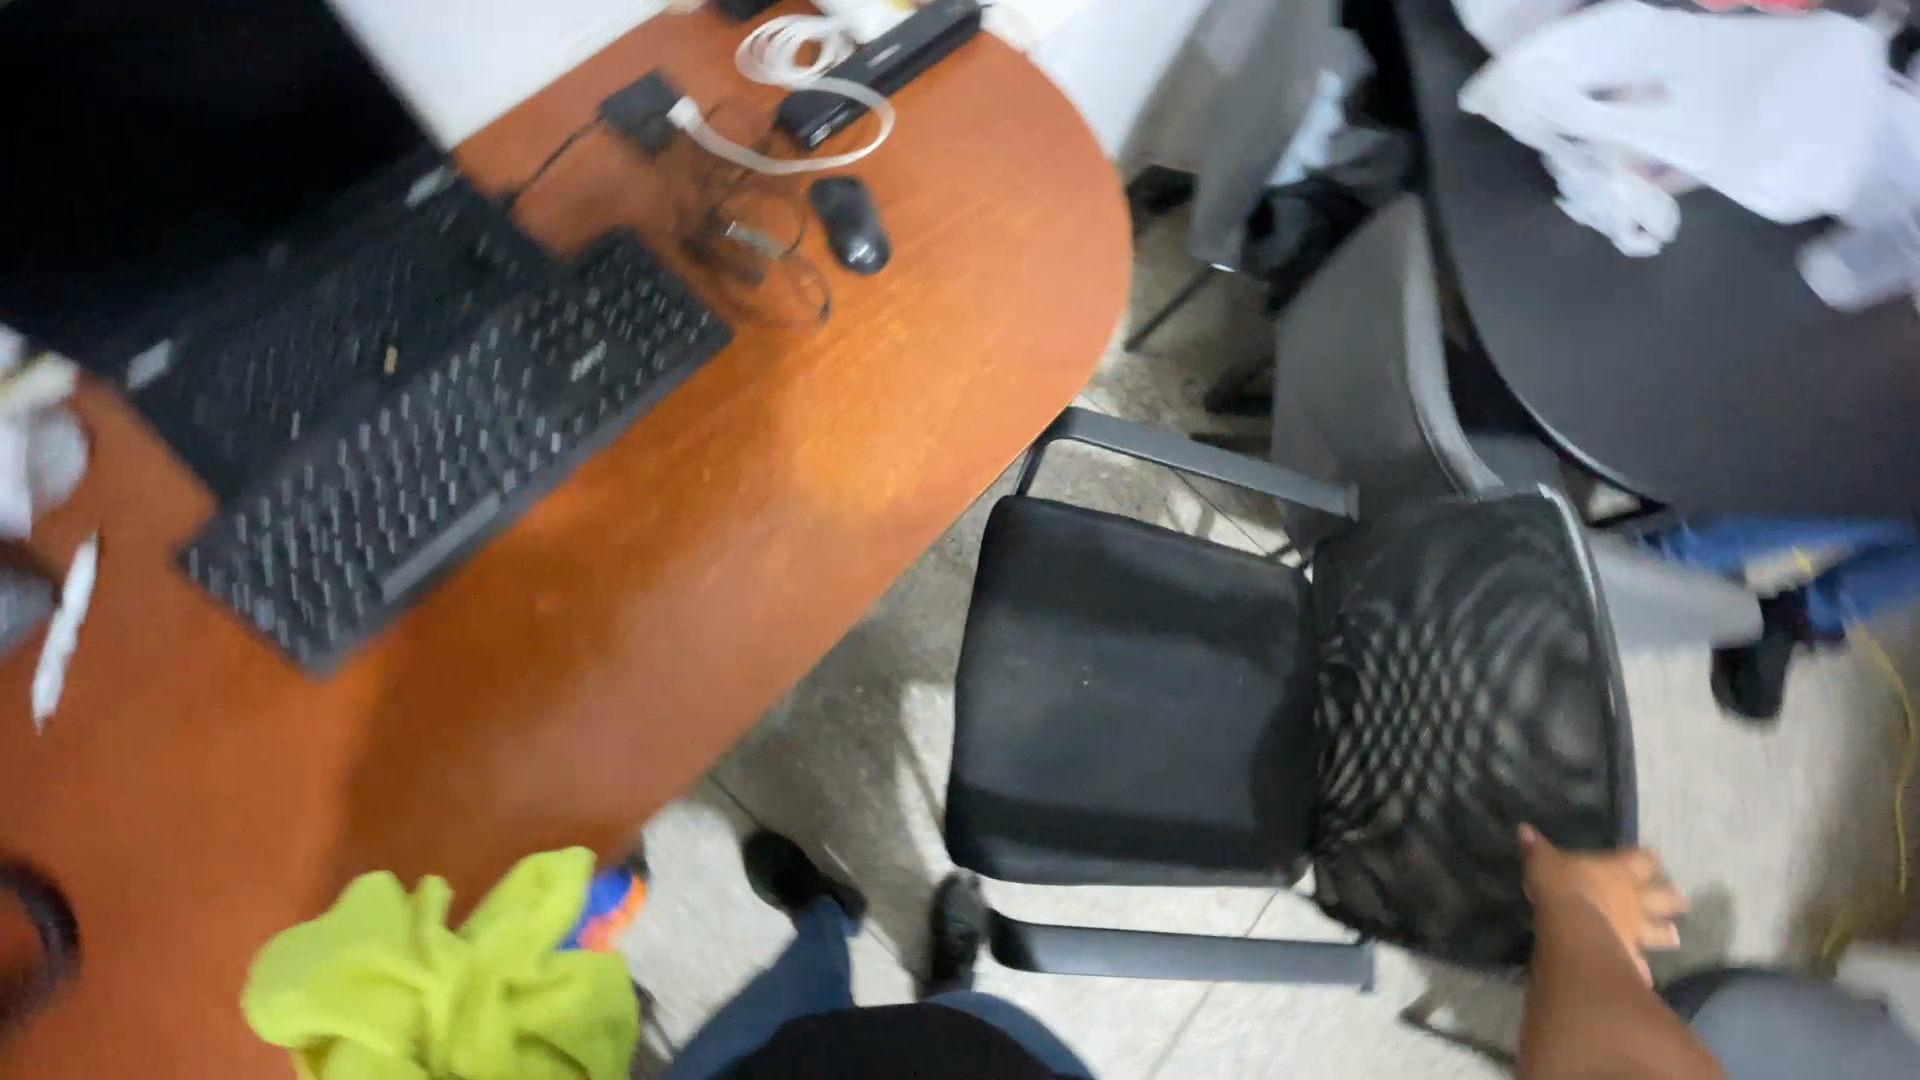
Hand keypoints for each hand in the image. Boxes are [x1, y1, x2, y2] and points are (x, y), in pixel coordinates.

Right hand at [1519, 825, 1685, 982]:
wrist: (1572, 927)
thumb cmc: (1561, 885)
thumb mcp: (1541, 860)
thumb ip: (1536, 847)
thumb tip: (1524, 828)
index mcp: (1619, 871)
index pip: (1643, 860)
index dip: (1646, 858)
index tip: (1649, 856)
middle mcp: (1637, 899)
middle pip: (1667, 897)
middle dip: (1671, 898)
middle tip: (1674, 898)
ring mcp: (1638, 930)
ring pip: (1664, 932)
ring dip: (1666, 933)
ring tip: (1670, 935)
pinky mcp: (1632, 955)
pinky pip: (1642, 963)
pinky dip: (1642, 966)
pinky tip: (1641, 970)